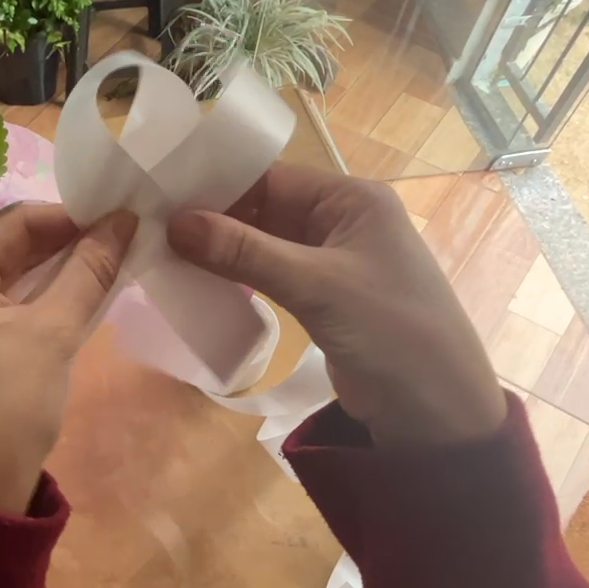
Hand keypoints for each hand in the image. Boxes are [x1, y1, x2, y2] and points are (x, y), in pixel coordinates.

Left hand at [0, 204, 137, 513]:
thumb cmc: (11, 404)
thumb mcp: (53, 333)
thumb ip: (88, 272)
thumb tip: (125, 221)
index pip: (12, 223)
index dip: (67, 216)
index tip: (118, 217)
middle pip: (10, 246)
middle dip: (65, 240)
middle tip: (120, 235)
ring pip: (14, 276)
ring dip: (59, 267)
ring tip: (111, 258)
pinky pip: (13, 305)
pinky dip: (47, 296)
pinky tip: (84, 290)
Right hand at [167, 163, 506, 445]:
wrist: (435, 409)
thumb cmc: (389, 331)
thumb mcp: (315, 286)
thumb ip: (245, 253)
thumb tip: (175, 224)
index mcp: (351, 199)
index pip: (271, 178)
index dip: (217, 187)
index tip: (162, 200)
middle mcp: (340, 222)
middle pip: (264, 210)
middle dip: (214, 222)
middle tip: (153, 232)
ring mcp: (330, 263)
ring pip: (264, 246)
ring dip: (223, 253)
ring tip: (167, 258)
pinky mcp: (322, 299)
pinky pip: (271, 278)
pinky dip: (240, 280)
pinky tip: (202, 286)